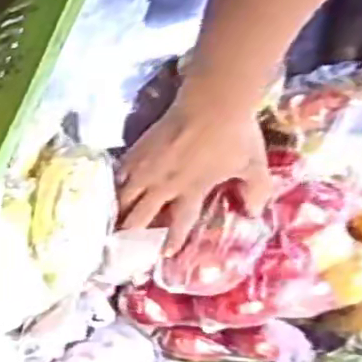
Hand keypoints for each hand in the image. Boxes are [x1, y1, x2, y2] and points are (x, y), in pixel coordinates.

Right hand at [118, 97, 273, 252]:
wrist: (211, 106)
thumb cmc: (235, 136)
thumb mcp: (255, 165)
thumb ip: (257, 191)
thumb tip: (254, 213)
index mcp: (192, 190)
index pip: (179, 223)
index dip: (171, 240)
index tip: (163, 255)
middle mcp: (163, 186)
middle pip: (139, 215)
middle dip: (129, 233)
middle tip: (120, 245)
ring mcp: (144, 171)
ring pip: (121, 199)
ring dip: (114, 214)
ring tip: (105, 225)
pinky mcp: (133, 156)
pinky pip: (116, 178)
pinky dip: (111, 190)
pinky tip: (105, 196)